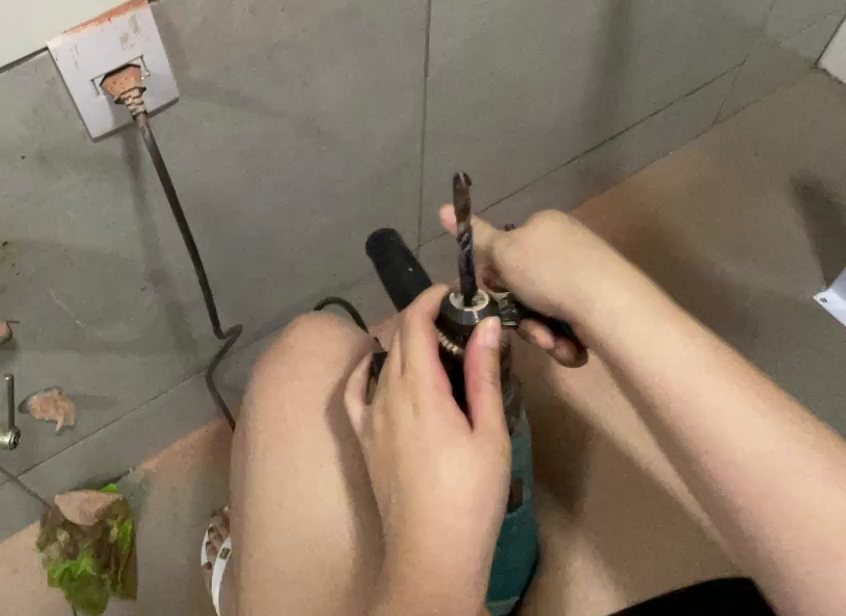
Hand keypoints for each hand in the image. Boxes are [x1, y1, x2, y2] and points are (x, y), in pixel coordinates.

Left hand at [344, 284, 509, 614]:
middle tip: (456, 322)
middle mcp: (386, 392)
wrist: (430, 553)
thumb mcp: (490, 434)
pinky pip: (355, 390)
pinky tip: (377, 367)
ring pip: (383, 363)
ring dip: (404, 346)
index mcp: (420, 387)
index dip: (428, 299)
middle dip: (423, 321)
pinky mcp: (362, 436)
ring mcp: (370, 414)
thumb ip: (484, 375)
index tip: (450, 292)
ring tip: (434, 350)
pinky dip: (366, 370)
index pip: (414, 323)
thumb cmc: (471, 495)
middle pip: (399, 339)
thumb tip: (486, 325)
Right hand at [437, 206, 641, 367]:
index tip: (494, 293)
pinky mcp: (603, 307)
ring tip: (551, 341)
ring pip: (546, 311)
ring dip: (541, 332)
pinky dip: (564, 340)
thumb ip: (476, 237)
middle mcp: (567, 247)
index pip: (508, 248)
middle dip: (521, 313)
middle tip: (524, 326)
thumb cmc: (550, 272)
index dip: (497, 275)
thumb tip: (441, 208)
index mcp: (545, 225)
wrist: (611, 308)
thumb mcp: (504, 252)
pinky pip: (569, 325)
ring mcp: (588, 277)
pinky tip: (570, 346)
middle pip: (525, 285)